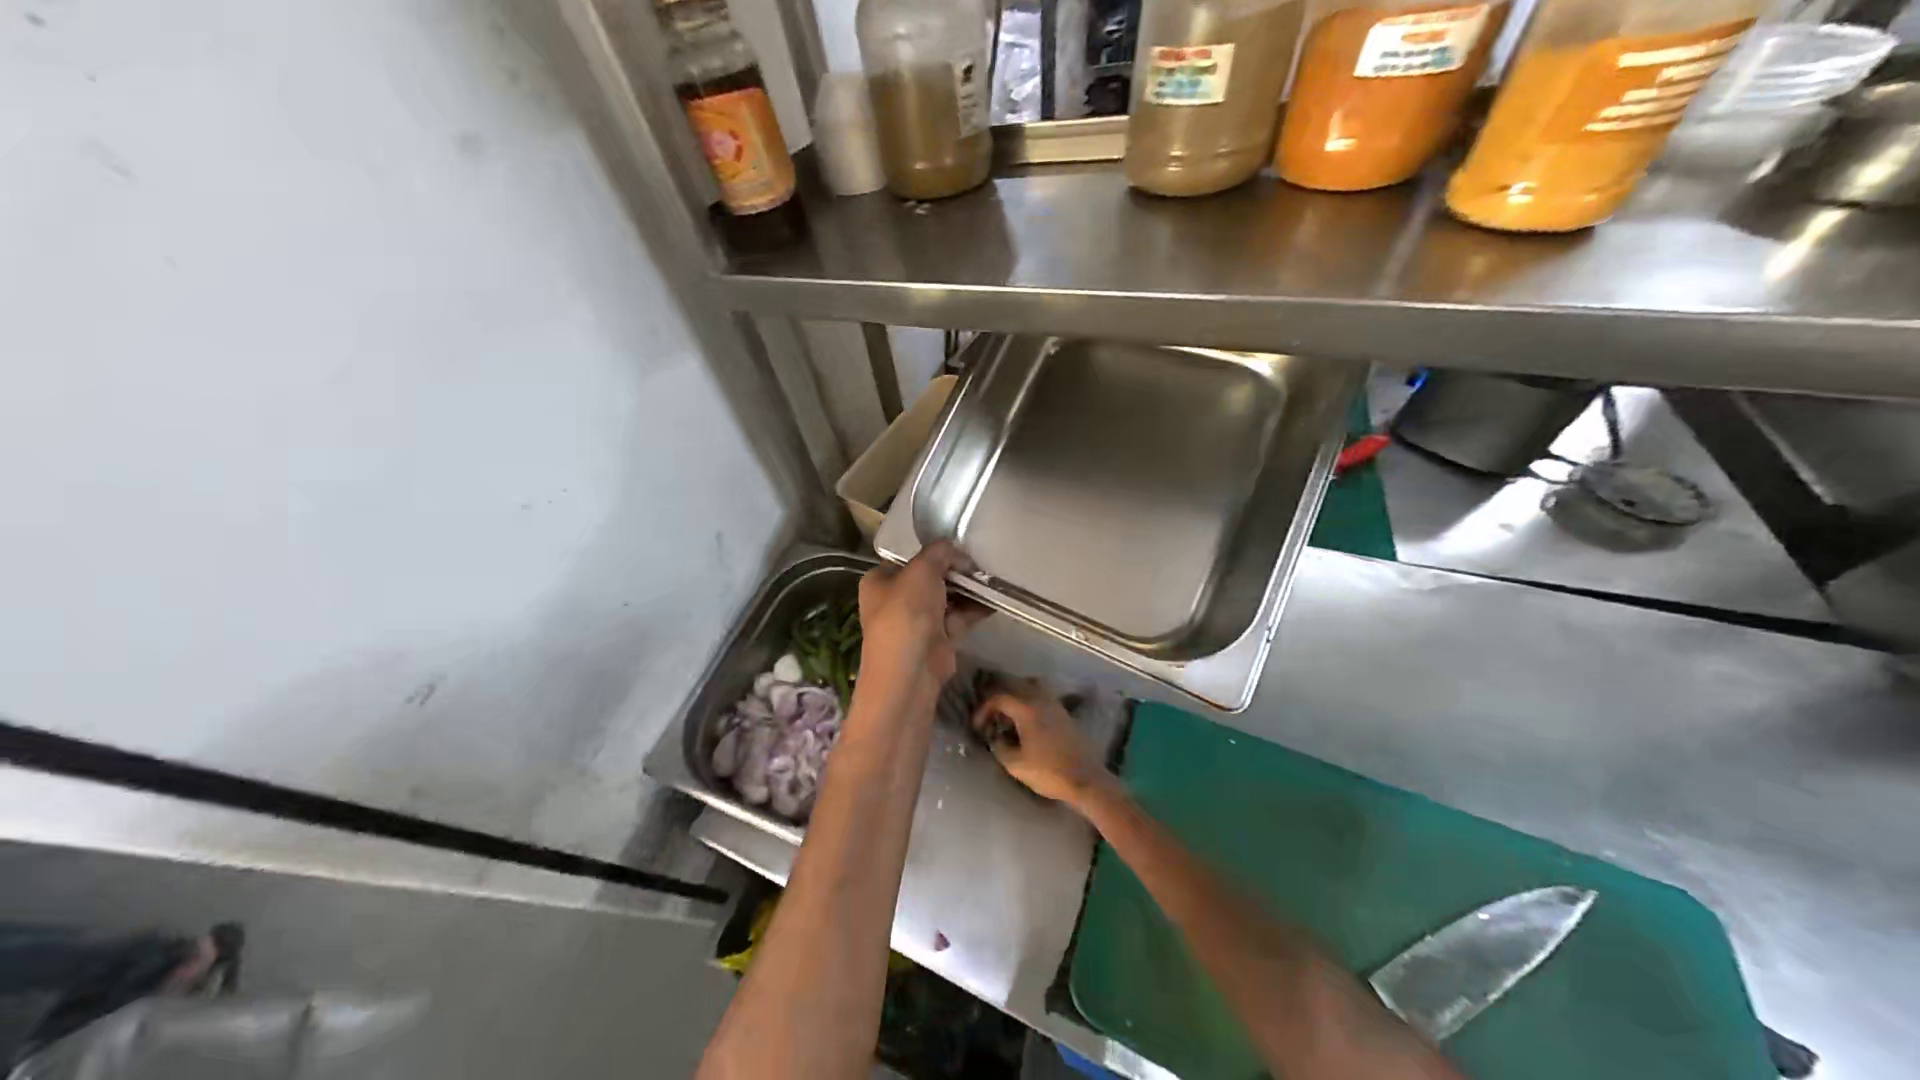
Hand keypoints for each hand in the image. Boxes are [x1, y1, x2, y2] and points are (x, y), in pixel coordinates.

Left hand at [857, 541, 988, 705]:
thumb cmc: (906, 613)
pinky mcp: (937, 640)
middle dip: (954, 572)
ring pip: (946, 598)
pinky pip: (958, 617)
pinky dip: (974, 609)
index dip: (932, 553)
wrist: (911, 669)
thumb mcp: (921, 570)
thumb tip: (954, 550)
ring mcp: (917, 622)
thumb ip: (939, 553)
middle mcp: (895, 600)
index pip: (907, 560)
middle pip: (929, 579)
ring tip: (990, 579)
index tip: (957, 549)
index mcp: (879, 581)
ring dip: (966, 590)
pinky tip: (993, 599)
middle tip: (977, 565)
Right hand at [971, 680, 1113, 810]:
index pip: (999, 698)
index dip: (983, 710)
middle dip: (999, 699)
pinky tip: (1027, 724)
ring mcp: (1056, 706)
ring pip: (1032, 689)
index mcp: (1027, 709)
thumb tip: (995, 739)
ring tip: (1008, 717)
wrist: (1086, 780)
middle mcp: (1042, 700)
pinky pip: (1043, 698)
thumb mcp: (1016, 764)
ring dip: (1016, 698)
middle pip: (1016, 686)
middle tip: (990, 716)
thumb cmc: (1049, 772)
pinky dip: (1030, 703)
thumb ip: (999, 747)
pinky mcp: (1065, 715)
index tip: (977, 727)